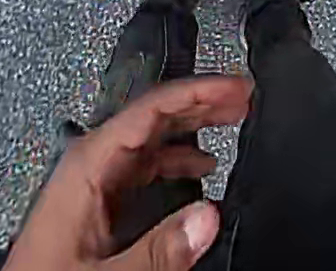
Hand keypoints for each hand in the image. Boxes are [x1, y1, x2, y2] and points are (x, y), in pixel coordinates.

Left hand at [3, 76, 252, 270]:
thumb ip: (157, 249)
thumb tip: (210, 215)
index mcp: (90, 163)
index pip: (155, 105)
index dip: (201, 90)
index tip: (237, 87)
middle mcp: (92, 162)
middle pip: (157, 113)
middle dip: (204, 101)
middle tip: (245, 96)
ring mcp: (95, 182)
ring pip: (154, 136)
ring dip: (196, 125)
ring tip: (232, 120)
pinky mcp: (99, 204)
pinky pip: (148, 165)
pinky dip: (181, 157)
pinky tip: (202, 166)